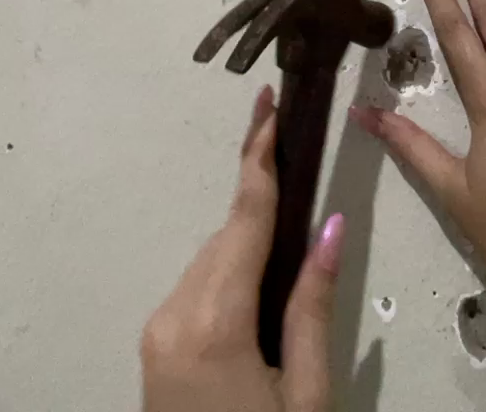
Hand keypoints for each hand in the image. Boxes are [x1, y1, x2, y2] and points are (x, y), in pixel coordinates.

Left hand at [141, 86, 344, 411]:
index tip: (263, 103)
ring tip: (285, 279)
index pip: (244, 215)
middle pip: (227, 235)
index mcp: (214, 320)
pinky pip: (198, 287)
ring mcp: (156, 329)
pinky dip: (229, 276)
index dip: (258, 153)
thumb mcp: (307, 392)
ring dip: (247, 248)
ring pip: (212, 259)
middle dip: (263, 209)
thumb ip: (313, 302)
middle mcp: (173, 312)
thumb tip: (331, 225)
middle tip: (301, 194)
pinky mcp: (153, 344)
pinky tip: (255, 303)